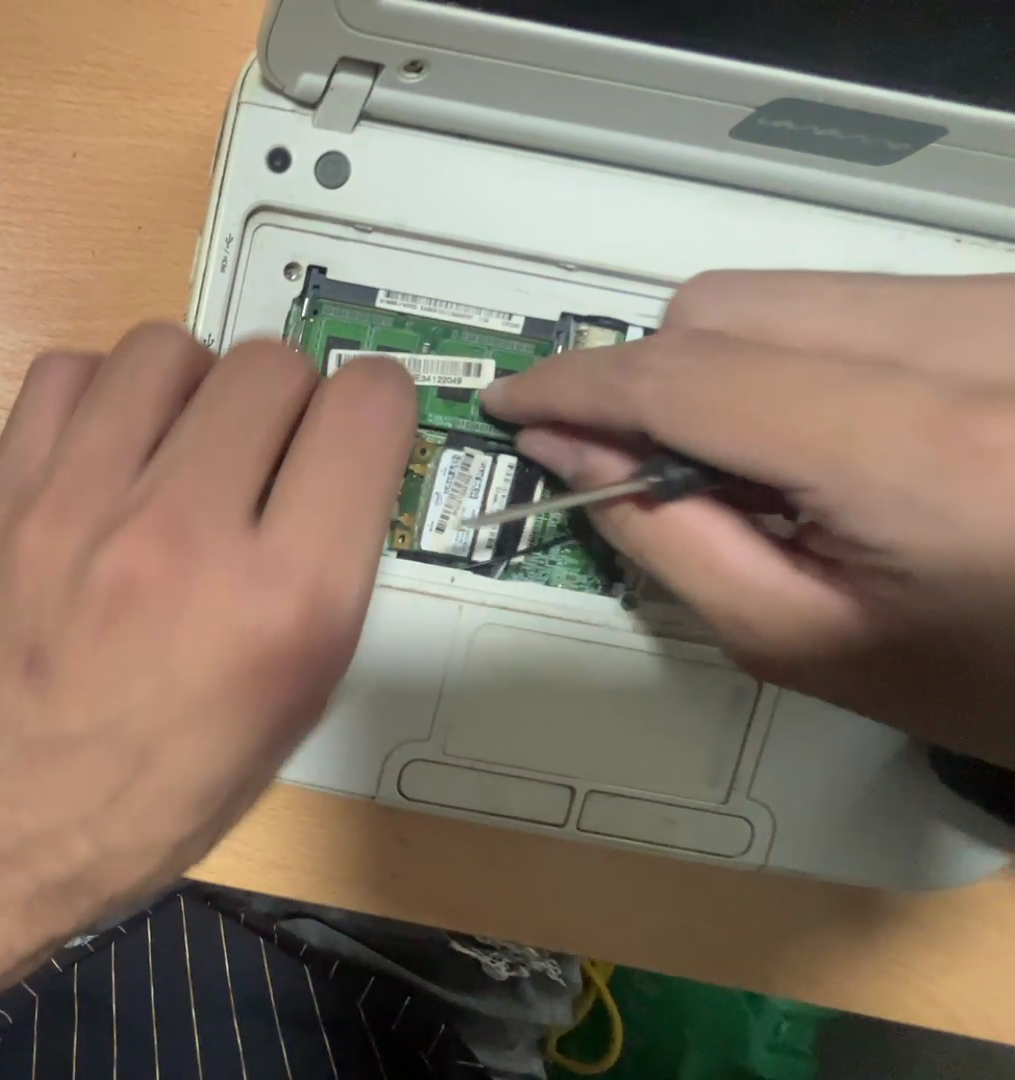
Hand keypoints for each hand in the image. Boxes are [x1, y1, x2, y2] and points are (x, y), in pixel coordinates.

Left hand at [0, 324, 416, 1008]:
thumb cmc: (161, 792)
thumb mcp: (291, 704)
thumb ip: (325, 565)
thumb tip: (323, 457)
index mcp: (283, 602)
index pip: (365, 411)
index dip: (370, 409)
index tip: (346, 433)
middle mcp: (182, 534)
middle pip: (267, 364)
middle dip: (283, 401)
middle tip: (256, 455)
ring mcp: (77, 504)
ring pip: (165, 348)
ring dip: (191, 386)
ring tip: (175, 445)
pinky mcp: (3, 496)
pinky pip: (65, 373)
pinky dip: (99, 394)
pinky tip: (102, 448)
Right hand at [481, 271, 1014, 768]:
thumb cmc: (1003, 682)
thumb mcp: (796, 639)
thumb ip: (660, 535)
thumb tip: (569, 446)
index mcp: (926, 455)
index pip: (684, 375)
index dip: (574, 384)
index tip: (510, 401)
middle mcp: (990, 348)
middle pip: (725, 304)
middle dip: (647, 373)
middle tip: (644, 456)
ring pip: (785, 291)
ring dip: (719, 366)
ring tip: (761, 457)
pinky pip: (856, 298)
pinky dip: (795, 358)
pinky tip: (834, 433)